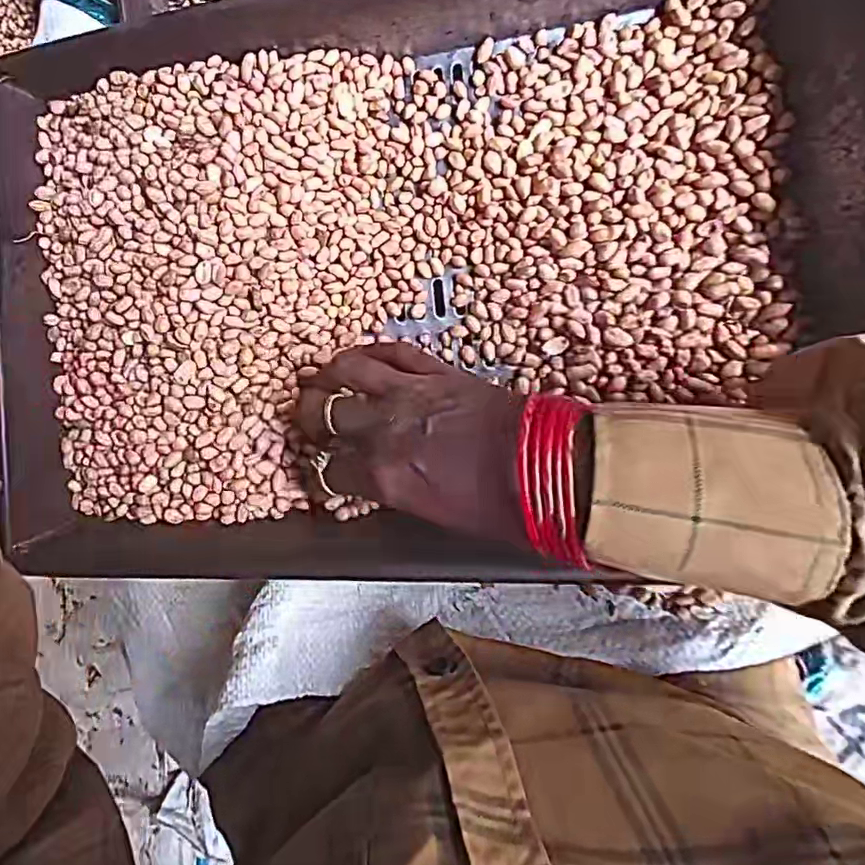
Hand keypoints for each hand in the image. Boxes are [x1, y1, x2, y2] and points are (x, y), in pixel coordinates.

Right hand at [295, 344, 531, 550]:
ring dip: (331, 374)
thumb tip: (381, 480)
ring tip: (325, 379)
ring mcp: (410, 393)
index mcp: (383, 474)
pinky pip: (393, 351)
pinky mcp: (438, 371)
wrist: (554, 468)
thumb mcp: (434, 512)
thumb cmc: (500, 506)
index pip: (332, 469)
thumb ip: (395, 489)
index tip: (328, 469)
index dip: (324, 470)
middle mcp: (386, 430)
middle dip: (311, 417)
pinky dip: (373, 351)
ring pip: (350, 369)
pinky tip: (364, 356)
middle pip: (327, 413)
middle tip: (310, 418)